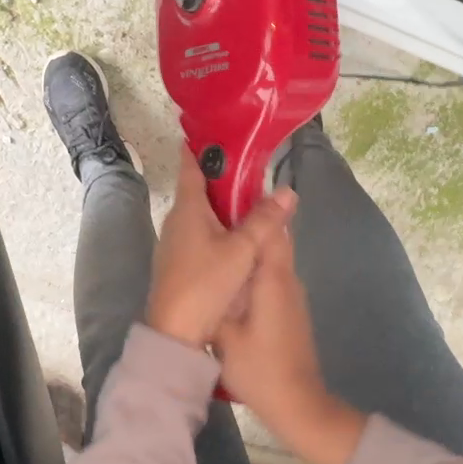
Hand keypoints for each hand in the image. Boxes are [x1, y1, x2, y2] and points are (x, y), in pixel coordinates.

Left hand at [144, 150, 297, 347]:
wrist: (174, 332)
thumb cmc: (205, 283)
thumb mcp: (241, 251)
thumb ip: (264, 220)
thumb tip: (288, 190)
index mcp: (187, 208)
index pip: (190, 166)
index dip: (200, 147)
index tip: (215, 131)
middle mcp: (176, 220)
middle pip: (199, 190)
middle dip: (222, 178)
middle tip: (251, 167)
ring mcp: (175, 243)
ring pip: (201, 215)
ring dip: (222, 206)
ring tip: (251, 200)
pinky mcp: (178, 263)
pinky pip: (200, 234)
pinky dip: (218, 227)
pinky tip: (236, 237)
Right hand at [213, 222, 366, 463]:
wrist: (299, 406)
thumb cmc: (260, 369)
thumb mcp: (225, 335)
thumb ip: (214, 300)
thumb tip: (200, 276)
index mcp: (273, 278)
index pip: (271, 226)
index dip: (254, 204)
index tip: (228, 188)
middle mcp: (287, 279)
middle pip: (272, 237)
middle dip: (248, 220)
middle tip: (214, 210)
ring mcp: (291, 295)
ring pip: (271, 256)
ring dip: (250, 244)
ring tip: (216, 238)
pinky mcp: (289, 310)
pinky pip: (271, 275)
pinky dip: (253, 266)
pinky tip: (229, 275)